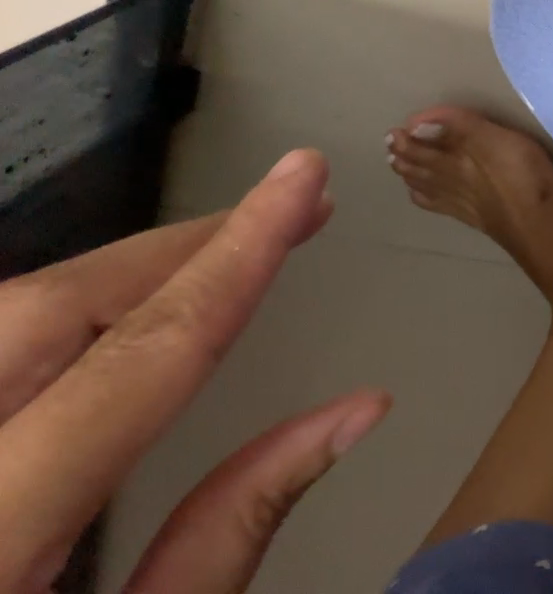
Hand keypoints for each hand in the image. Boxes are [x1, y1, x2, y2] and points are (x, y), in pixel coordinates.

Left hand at [0, 150, 389, 590]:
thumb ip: (232, 528)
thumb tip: (359, 410)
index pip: (141, 356)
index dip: (237, 254)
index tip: (302, 180)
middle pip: (38, 316)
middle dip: (180, 247)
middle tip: (285, 207)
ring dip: (117, 276)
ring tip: (218, 253)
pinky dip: (48, 323)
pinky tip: (111, 316)